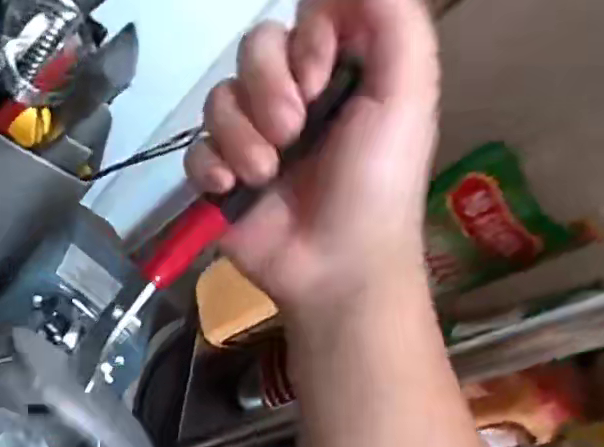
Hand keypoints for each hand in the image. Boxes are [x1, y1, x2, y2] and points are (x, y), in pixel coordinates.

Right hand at [184, 0, 439, 309]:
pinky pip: (195, 152)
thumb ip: (392, 16)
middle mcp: (290, 100)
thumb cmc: (378, 183)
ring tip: (266, 175)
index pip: (300, 21)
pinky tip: (232, 190)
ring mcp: (250, 144)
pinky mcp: (219, 184)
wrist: (335, 265)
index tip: (320, 83)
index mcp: (336, 73)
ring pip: (219, 101)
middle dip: (268, 91)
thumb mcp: (408, 88)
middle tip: (293, 135)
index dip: (303, 44)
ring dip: (241, 136)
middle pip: (253, 51)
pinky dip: (210, 168)